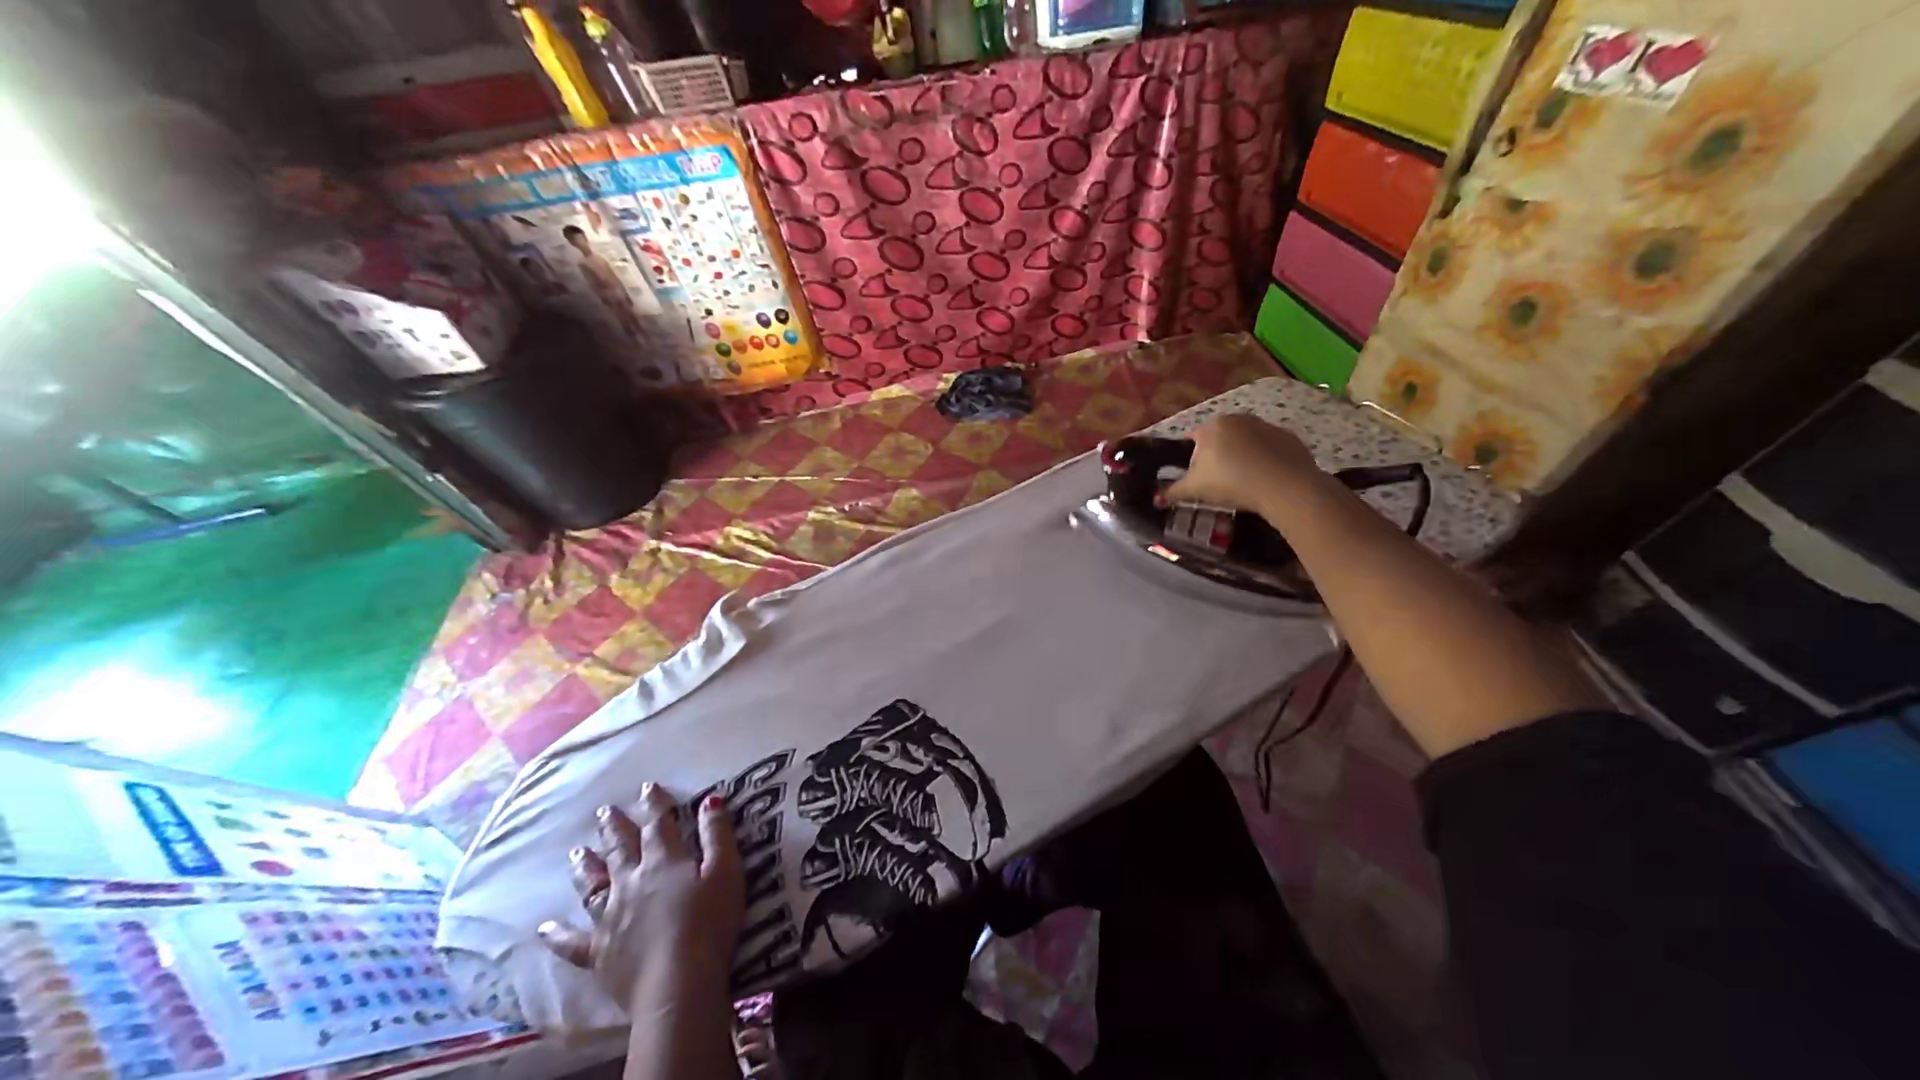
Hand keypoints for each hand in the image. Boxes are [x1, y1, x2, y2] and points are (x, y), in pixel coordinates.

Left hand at [538, 784, 744, 1009]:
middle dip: (614, 827)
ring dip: (586, 867)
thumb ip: (717, 835)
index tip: (647, 786)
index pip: (657, 824)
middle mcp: (631, 882)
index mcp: (664, 861)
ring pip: (593, 885)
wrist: (677, 983)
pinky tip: (544, 928)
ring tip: (577, 852)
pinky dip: (558, 935)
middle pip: (620, 849)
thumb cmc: (709, 924)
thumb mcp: (726, 872)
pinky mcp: (599, 952)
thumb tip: (710, 800)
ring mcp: (610, 917)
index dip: (654, 804)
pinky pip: (573, 942)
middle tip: (604, 811)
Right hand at [1160, 414, 1320, 513]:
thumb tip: (1156, 498)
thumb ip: (1172, 492)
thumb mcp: (1195, 490)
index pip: (1192, 439)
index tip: (1198, 478)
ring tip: (1244, 482)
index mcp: (1211, 427)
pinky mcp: (1288, 437)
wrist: (1284, 486)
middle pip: (1220, 438)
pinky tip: (1265, 479)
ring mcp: (1266, 425)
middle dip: (1218, 456)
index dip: (1192, 460)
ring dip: (1242, 456)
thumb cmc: (1231, 483)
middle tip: (1220, 483)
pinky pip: (1269, 448)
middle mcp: (1238, 418)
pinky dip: (1265, 459)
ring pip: (1245, 441)